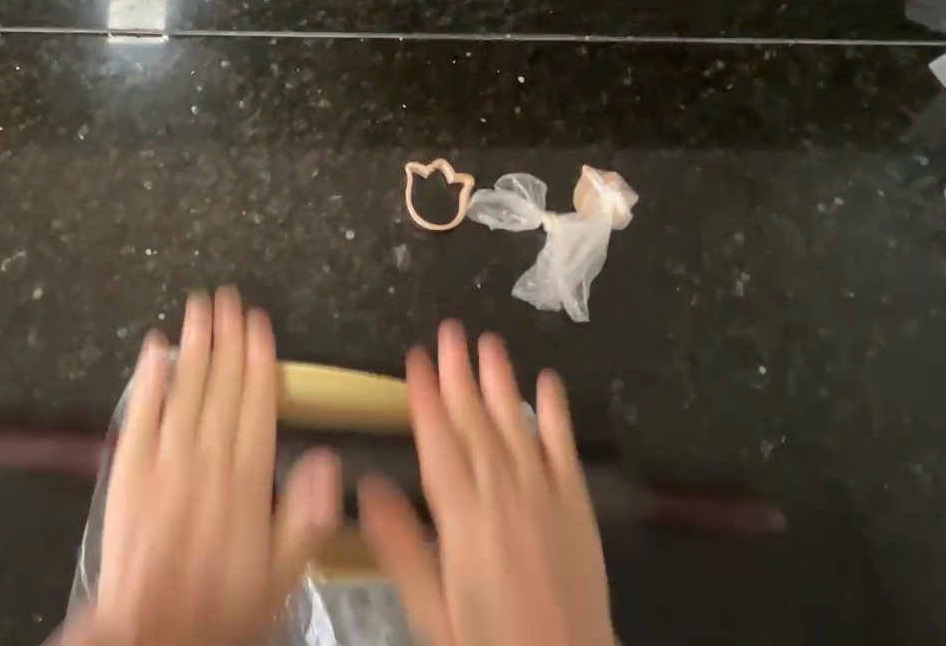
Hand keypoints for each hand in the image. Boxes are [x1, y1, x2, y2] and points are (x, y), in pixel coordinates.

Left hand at [57, 288, 341, 645]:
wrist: (153, 632)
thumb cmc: (223, 605)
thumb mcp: (283, 574)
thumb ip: (307, 515)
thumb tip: (329, 458)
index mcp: (247, 478)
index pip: (257, 403)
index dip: (260, 358)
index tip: (260, 321)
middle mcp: (207, 458)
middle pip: (221, 385)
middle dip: (226, 336)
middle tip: (228, 295)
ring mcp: (165, 460)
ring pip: (185, 389)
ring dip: (194, 344)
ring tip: (199, 305)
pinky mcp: (128, 469)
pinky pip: (140, 415)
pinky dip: (147, 379)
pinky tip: (153, 348)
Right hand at [359, 321, 615, 645]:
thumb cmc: (488, 640)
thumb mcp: (431, 609)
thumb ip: (401, 547)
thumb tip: (367, 487)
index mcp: (464, 520)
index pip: (439, 444)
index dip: (425, 397)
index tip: (415, 357)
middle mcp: (504, 496)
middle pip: (476, 424)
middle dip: (460, 373)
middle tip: (449, 330)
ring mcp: (545, 497)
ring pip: (517, 426)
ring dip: (501, 381)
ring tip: (489, 341)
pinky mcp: (578, 506)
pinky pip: (564, 450)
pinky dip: (557, 413)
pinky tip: (549, 381)